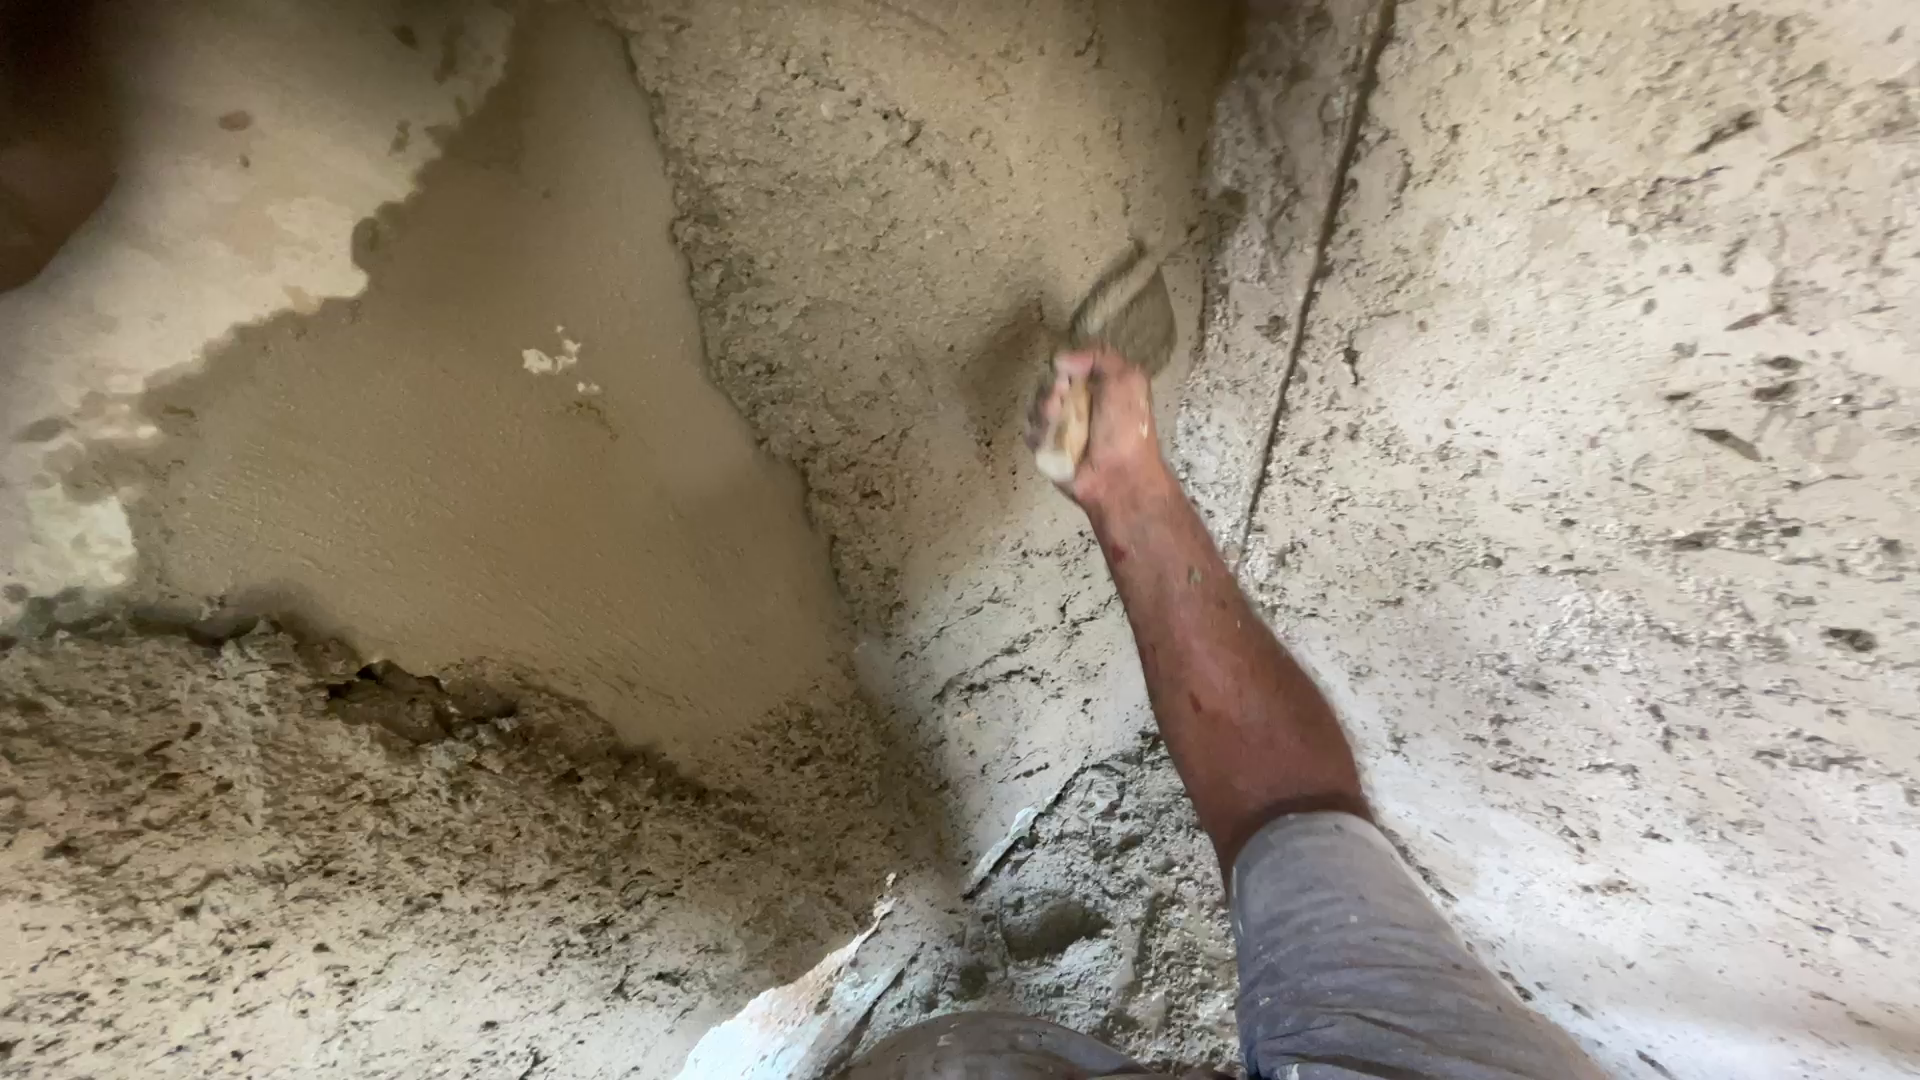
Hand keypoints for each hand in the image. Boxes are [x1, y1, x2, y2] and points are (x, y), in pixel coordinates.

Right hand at [1026, 348, 1173, 512]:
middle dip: (1050, 390)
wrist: (1117, 475)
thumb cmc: (1126, 428)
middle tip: (1061, 399)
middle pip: (1046, 386)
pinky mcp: (1046, 450)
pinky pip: (1030, 433)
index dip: (1062, 369)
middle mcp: (1077, 407)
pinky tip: (1051, 439)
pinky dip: (1038, 432)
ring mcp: (1060, 429)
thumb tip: (1060, 360)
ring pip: (1034, 408)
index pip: (1067, 368)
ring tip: (1057, 420)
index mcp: (1096, 389)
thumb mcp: (1128, 379)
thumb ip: (1100, 356)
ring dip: (1043, 410)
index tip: (1067, 377)